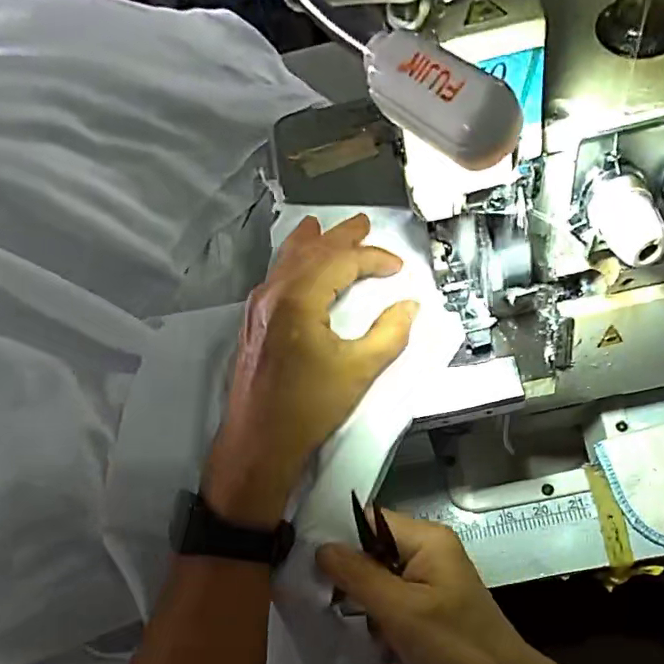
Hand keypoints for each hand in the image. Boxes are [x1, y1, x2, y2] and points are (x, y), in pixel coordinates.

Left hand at [207, 214, 417, 525]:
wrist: (260, 441)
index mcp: (298, 300)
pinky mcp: (254, 326)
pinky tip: (297, 269)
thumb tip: (408, 308)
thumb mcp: (359, 370)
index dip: (373, 258)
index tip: (396, 266)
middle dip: (340, 237)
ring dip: (312, 245)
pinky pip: (276, 279)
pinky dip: (294, 264)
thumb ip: (389, 334)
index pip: (340, 262)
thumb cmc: (308, 408)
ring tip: (322, 228)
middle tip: (361, 223)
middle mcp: (273, 296)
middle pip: (310, 253)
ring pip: (287, 262)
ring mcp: (258, 310)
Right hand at [317, 511, 560, 663]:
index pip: (370, 520)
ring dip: (360, 596)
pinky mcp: (428, 599)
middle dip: (346, 572)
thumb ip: (359, 575)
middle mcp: (428, 547)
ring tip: (339, 617)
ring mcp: (429, 574)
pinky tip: (367, 632)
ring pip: (378, 573)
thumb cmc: (453, 642)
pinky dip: (376, 611)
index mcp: (427, 538)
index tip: (304, 562)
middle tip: (319, 597)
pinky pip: (391, 594)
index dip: (337, 536)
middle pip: (372, 547)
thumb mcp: (400, 609)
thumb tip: (321, 547)